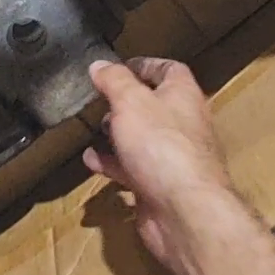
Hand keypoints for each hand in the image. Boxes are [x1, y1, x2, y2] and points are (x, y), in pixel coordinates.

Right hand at [83, 57, 237, 272]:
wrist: (183, 211)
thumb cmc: (161, 144)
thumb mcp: (131, 101)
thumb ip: (114, 80)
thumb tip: (100, 64)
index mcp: (183, 96)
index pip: (170, 70)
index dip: (145, 65)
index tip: (118, 67)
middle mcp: (182, 124)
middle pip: (154, 105)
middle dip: (126, 102)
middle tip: (99, 100)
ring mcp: (172, 157)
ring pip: (142, 138)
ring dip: (117, 134)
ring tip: (92, 128)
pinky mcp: (158, 186)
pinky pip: (132, 168)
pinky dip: (111, 163)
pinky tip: (90, 160)